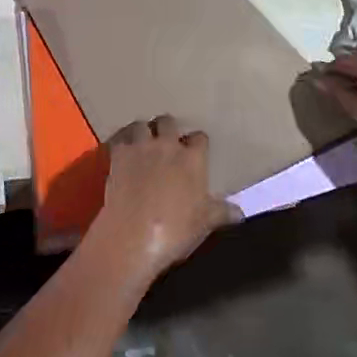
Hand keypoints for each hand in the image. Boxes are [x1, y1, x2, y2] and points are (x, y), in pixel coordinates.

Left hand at [84, 116, 240, 282]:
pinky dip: (121, 141)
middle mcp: (166, 145)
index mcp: (192, 158)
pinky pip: (119, 138)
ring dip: (143, 131)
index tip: (195, 151)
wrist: (134, 234)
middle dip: (168, 128)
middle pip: (167, 122)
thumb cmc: (176, 229)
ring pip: (140, 125)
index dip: (197, 143)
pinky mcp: (117, 154)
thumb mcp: (206, 222)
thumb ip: (222, 212)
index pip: (199, 138)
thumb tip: (239, 212)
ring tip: (143, 142)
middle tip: (167, 140)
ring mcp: (139, 147)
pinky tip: (123, 151)